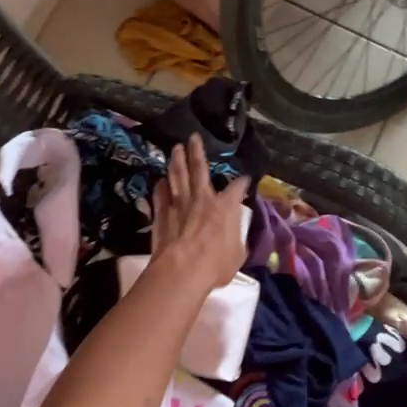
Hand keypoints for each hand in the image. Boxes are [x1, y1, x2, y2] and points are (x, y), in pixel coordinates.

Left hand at [151, 134, 251, 289]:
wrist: (182, 270)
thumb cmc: (215, 265)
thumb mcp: (237, 254)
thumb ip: (237, 239)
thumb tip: (236, 233)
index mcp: (225, 207)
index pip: (236, 188)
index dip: (242, 182)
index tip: (245, 178)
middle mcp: (202, 198)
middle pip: (199, 169)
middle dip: (197, 151)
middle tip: (193, 137)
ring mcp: (179, 203)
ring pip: (177, 175)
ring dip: (177, 160)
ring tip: (176, 149)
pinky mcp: (162, 212)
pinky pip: (161, 193)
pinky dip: (161, 185)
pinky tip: (161, 180)